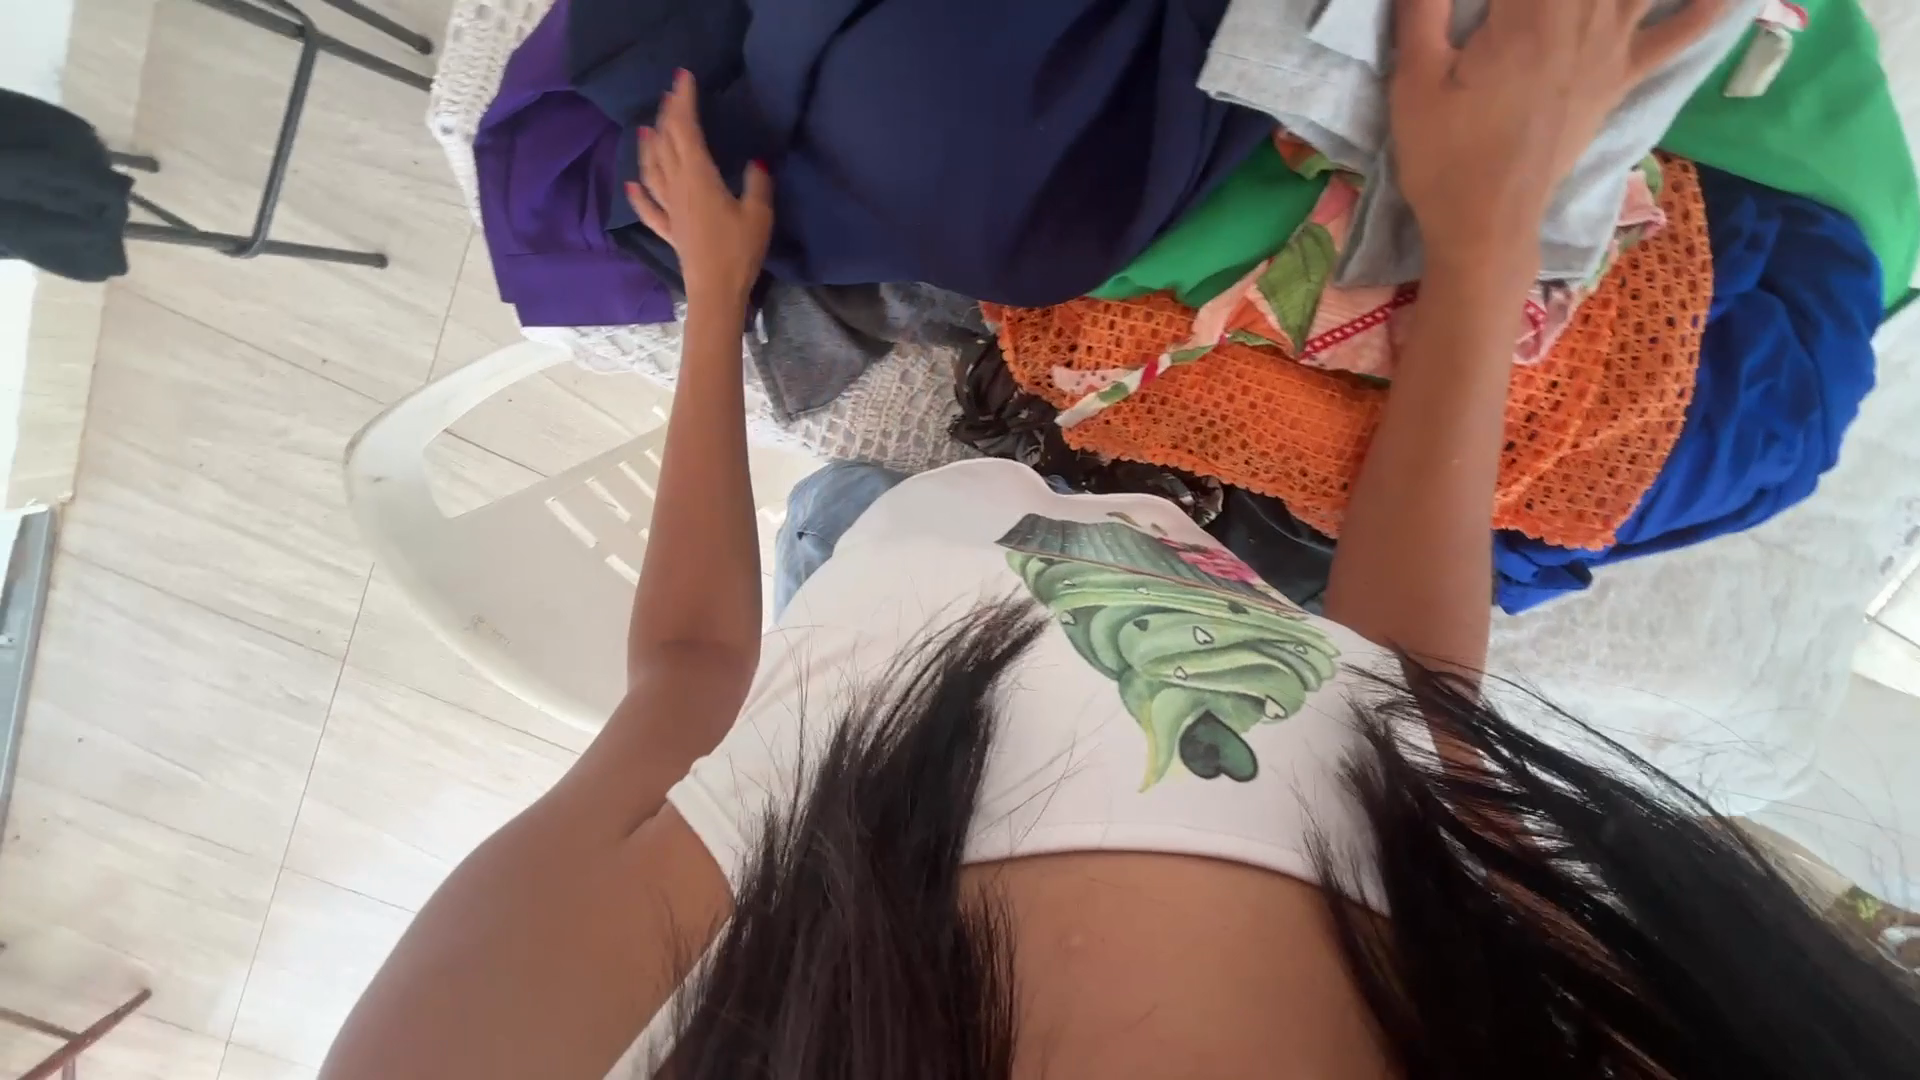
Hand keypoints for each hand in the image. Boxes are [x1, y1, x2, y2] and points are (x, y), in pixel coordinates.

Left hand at [625, 69, 772, 308]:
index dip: (683, 102)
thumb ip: (756, 185)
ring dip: (648, 147)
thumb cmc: (739, 252)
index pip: (686, 130)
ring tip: (647, 129)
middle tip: (670, 98)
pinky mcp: (670, 233)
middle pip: (666, 145)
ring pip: (652, 171)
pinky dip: (638, 195)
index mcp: (698, 177)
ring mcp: (670, 211)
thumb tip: (756, 163)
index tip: (683, 78)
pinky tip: (631, 185)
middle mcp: (677, 187)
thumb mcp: (758, 216)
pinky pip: (649, 209)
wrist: (716, 292)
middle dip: (667, 118)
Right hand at [1390, 0, 1721, 269]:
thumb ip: (1424, 12)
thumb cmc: (1441, 158)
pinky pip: (1682, 29)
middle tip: (1526, 6)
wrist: (1484, 224)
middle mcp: (1585, 15)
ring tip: (1581, 3)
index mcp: (1529, 15)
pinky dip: (1706, 2)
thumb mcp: (1414, 85)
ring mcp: (1613, 45)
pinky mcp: (1621, 77)